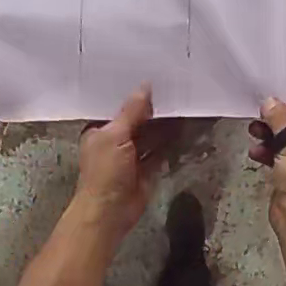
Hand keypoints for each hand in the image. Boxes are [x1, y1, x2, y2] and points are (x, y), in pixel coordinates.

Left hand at [74, 85, 175, 236]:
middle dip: (152, 109)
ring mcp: (131, 156)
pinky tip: (185, 126)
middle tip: (174, 86)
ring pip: (151, 135)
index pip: (117, 107)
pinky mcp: (146, 170)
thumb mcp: (115, 135)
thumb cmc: (105, 171)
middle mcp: (115, 141)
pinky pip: (161, 151)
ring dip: (165, 124)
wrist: (110, 211)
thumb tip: (146, 86)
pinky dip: (171, 142)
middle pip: (136, 120)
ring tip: (183, 102)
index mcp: (100, 130)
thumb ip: (131, 111)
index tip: (151, 75)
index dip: (132, 94)